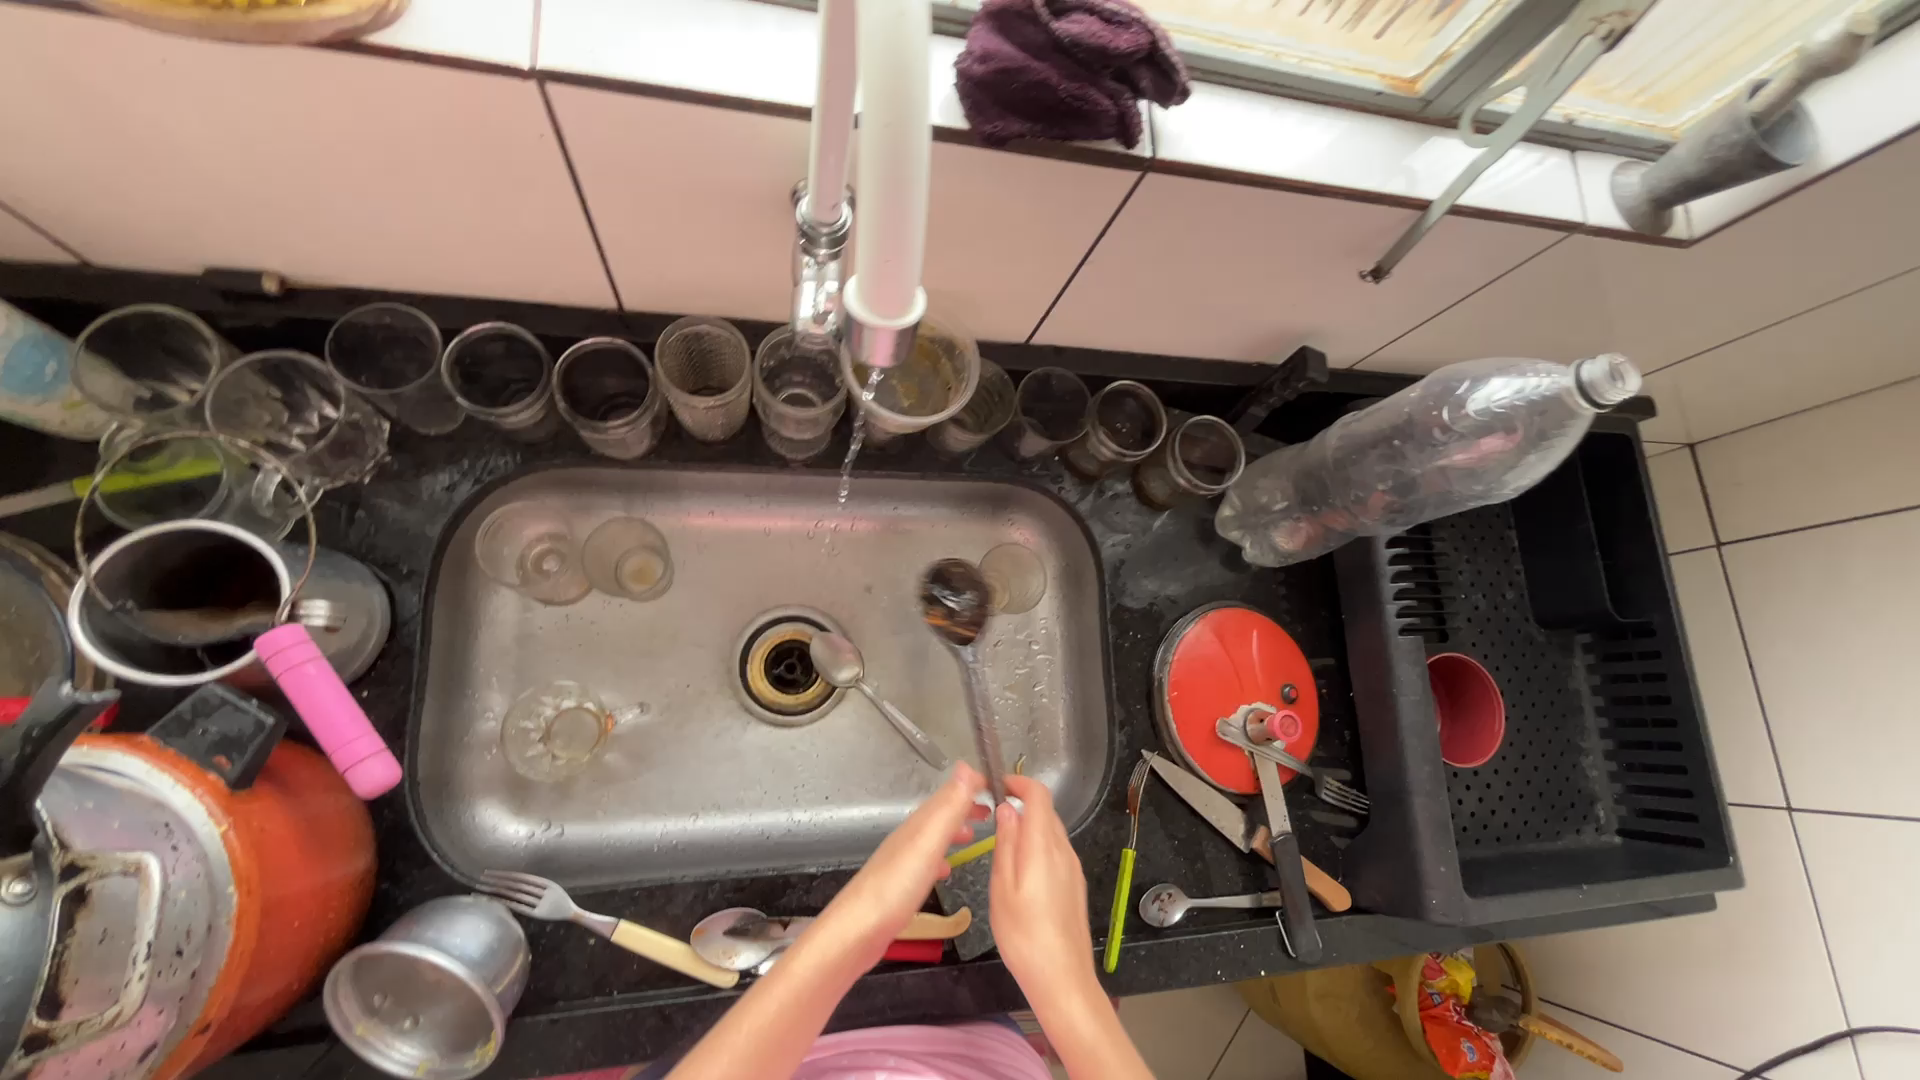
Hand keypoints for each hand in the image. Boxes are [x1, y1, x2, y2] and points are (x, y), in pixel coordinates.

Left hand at [811, 763, 988, 966]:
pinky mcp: (899, 885)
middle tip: (991, 811)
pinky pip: (926, 862)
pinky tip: (944, 871)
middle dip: (966, 807)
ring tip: (974, 835)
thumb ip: (948, 807)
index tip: (995, 784)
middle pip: (942, 813)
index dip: (972, 785)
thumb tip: (966, 767)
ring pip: (934, 836)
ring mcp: (903, 860)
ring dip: (955, 830)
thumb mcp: (928, 842)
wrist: (858, 931)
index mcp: (920, 824)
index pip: (950, 793)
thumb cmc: (896, 886)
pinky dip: (941, 858)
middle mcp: (910, 836)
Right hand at [989, 774, 1095, 1000]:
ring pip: (1052, 832)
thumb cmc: (1024, 935)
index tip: (998, 784)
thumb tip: (1007, 809)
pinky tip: (1021, 870)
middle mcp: (1064, 851)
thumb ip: (1005, 843)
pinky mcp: (1075, 885)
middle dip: (1021, 804)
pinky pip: (1056, 852)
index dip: (1019, 782)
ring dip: (1029, 826)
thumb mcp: (1002, 887)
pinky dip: (1038, 846)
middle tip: (992, 814)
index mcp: (1043, 846)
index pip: (1039, 795)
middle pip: (1046, 812)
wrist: (1062, 978)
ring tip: (1002, 842)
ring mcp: (1073, 868)